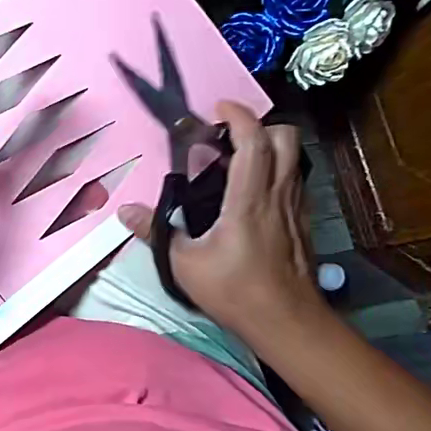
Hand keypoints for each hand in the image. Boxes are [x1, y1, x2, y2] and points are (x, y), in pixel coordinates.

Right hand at [119, 101, 326, 339]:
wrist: (288, 322)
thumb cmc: (237, 293)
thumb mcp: (186, 266)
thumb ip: (158, 233)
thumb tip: (126, 212)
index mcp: (249, 198)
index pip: (254, 140)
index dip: (238, 115)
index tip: (218, 109)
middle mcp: (278, 193)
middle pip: (286, 137)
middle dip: (261, 125)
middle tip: (230, 138)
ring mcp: (296, 205)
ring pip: (294, 157)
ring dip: (270, 147)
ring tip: (238, 162)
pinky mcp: (303, 220)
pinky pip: (295, 179)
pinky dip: (277, 171)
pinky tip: (254, 193)